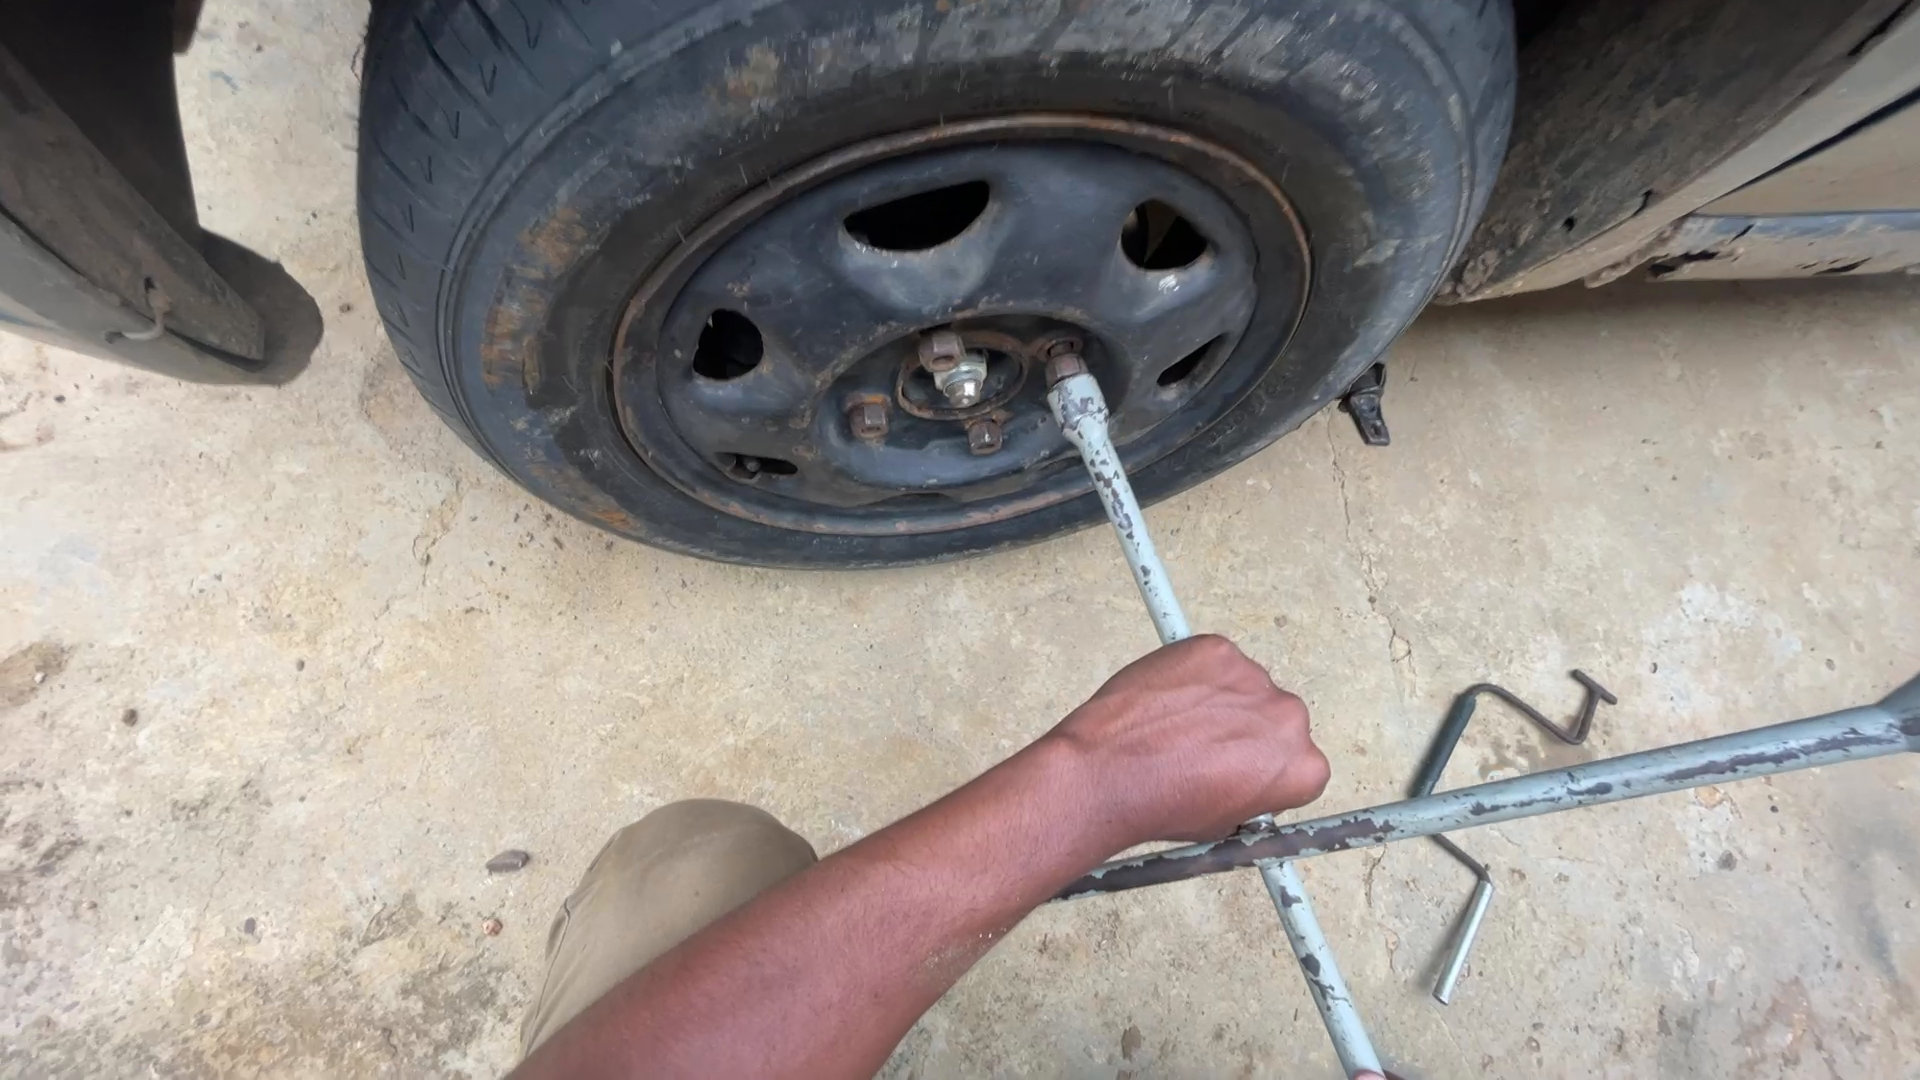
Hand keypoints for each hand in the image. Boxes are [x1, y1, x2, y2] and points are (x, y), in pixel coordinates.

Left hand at [1043, 635, 1330, 845]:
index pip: (1296, 759)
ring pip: (1239, 683)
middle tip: (1200, 742)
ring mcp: (1251, 676)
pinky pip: (1210, 658)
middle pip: (1272, 716)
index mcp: (1303, 767)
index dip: (1260, 764)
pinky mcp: (1215, 648)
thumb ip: (1252, 792)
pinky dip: (1190, 670)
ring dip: (1215, 696)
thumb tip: (1245, 776)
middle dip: (1243, 726)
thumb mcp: (1224, 821)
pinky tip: (1164, 697)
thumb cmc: (1160, 802)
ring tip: (1173, 722)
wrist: (1112, 770)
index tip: (1236, 766)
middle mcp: (1289, 717)